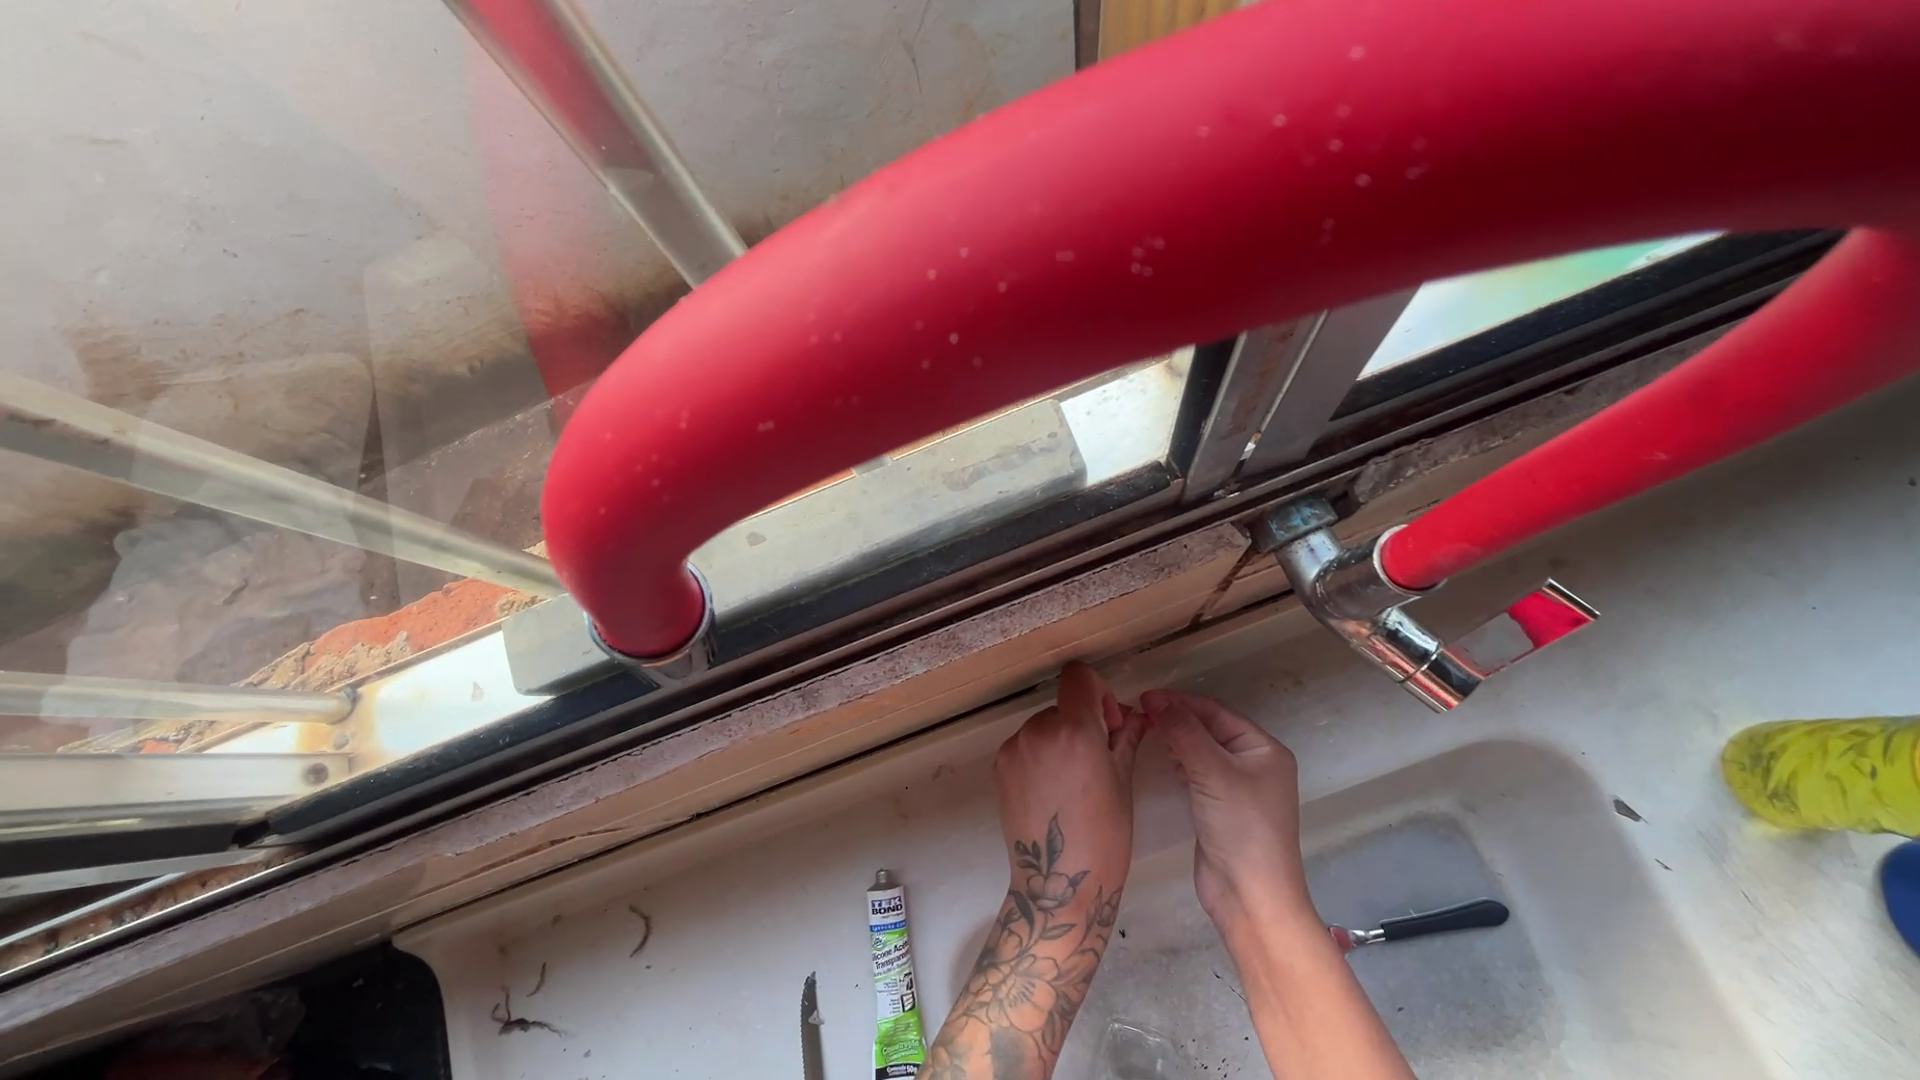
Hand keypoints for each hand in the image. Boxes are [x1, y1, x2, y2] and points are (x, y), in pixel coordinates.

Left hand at [992, 662, 1147, 903]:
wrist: (1059, 883)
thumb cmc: (1105, 834)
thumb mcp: (1123, 780)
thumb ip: (1125, 737)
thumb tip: (1134, 715)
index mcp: (1074, 729)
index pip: (1078, 676)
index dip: (1097, 690)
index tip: (1108, 722)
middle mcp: (1038, 731)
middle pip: (1063, 705)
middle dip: (1082, 722)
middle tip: (1098, 759)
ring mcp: (1014, 748)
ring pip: (1043, 725)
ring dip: (1060, 740)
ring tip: (1074, 782)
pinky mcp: (1000, 766)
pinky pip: (1026, 746)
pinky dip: (1041, 755)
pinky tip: (1053, 790)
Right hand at [1141, 690, 1315, 933]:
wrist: (1250, 894)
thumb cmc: (1240, 827)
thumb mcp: (1213, 772)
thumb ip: (1185, 733)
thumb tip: (1158, 700)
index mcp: (1263, 749)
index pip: (1217, 712)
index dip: (1181, 701)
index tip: (1145, 696)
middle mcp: (1255, 764)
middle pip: (1210, 729)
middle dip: (1178, 718)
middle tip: (1141, 712)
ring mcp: (1240, 788)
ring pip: (1203, 750)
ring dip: (1178, 739)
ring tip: (1150, 731)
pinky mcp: (1223, 808)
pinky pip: (1200, 773)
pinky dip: (1183, 762)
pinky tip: (1168, 762)